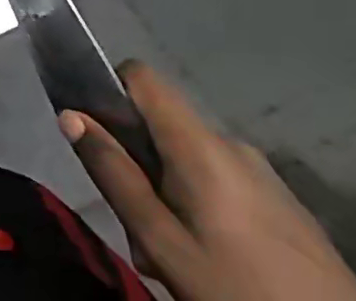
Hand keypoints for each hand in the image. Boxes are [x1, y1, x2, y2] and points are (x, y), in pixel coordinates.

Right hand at [61, 61, 355, 300]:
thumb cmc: (240, 289)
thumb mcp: (161, 240)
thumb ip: (113, 173)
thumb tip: (69, 115)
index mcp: (201, 146)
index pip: (142, 76)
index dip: (108, 87)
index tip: (92, 125)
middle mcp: (234, 147)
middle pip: (159, 126)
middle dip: (133, 160)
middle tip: (132, 218)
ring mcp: (266, 178)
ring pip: (187, 159)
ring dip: (164, 189)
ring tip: (168, 247)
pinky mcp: (286, 208)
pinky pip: (220, 184)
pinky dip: (198, 206)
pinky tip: (207, 256)